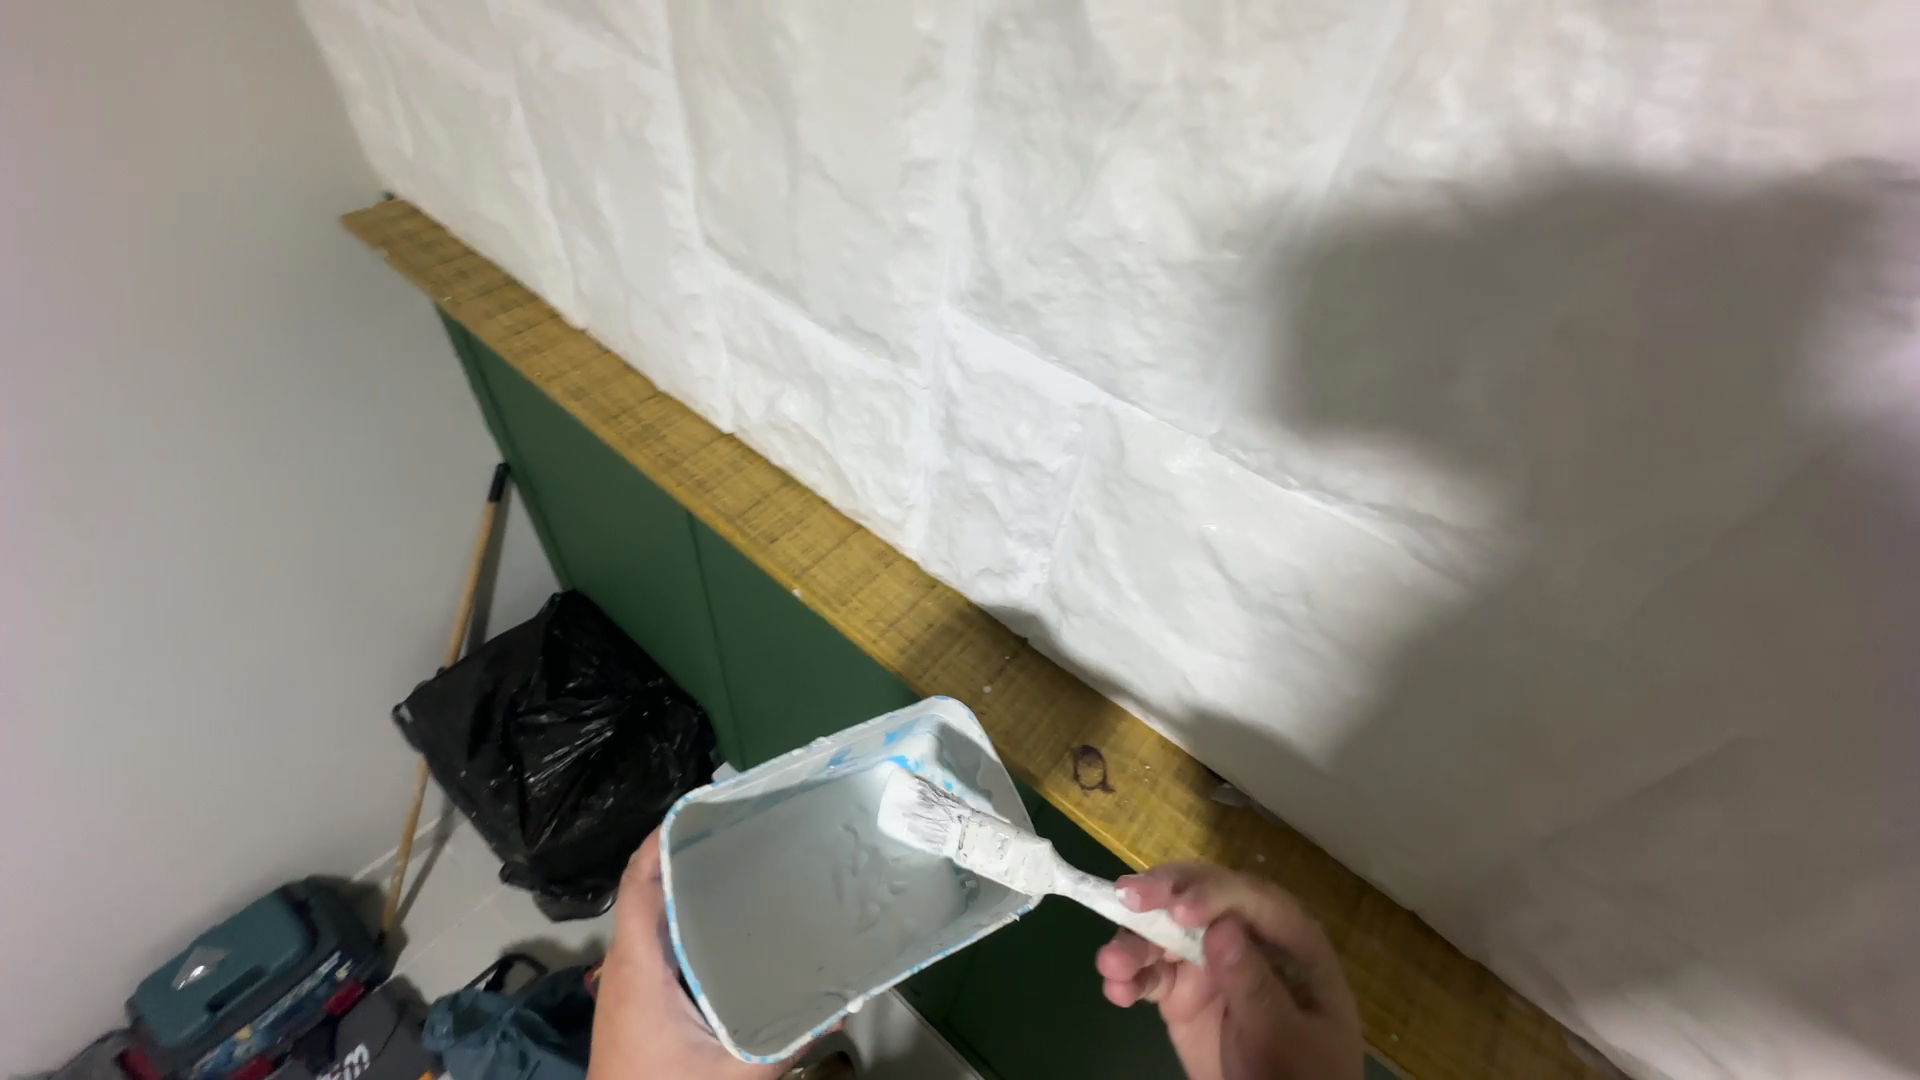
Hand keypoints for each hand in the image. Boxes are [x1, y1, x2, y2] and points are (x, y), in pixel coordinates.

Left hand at [586, 829, 787, 1079]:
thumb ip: (788, 1036)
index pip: (638, 884)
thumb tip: (843, 1002)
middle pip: (646, 888)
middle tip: (740, 825)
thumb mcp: (735, 1075)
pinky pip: (656, 938)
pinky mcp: (635, 999)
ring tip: (739, 856)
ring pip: (651, 913)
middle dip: (686, 850)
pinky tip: (725, 917)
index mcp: (638, 969)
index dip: (661, 839)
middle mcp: (626, 965)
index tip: (702, 809)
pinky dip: (685, 914)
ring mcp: (627, 983)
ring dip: (686, 882)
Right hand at [1096, 862, 1362, 1079]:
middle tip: (1126, 897)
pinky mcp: (1181, 989)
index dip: (1210, 892)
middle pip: (1199, 898)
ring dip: (1133, 939)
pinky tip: (1115, 989)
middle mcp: (1244, 939)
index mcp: (1287, 940)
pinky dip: (1129, 975)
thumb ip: (1254, 984)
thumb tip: (1222, 927)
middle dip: (1161, 894)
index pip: (1248, 897)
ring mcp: (1210, 962)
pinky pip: (1150, 971)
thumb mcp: (1284, 1038)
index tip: (1177, 909)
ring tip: (1110, 963)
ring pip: (1165, 930)